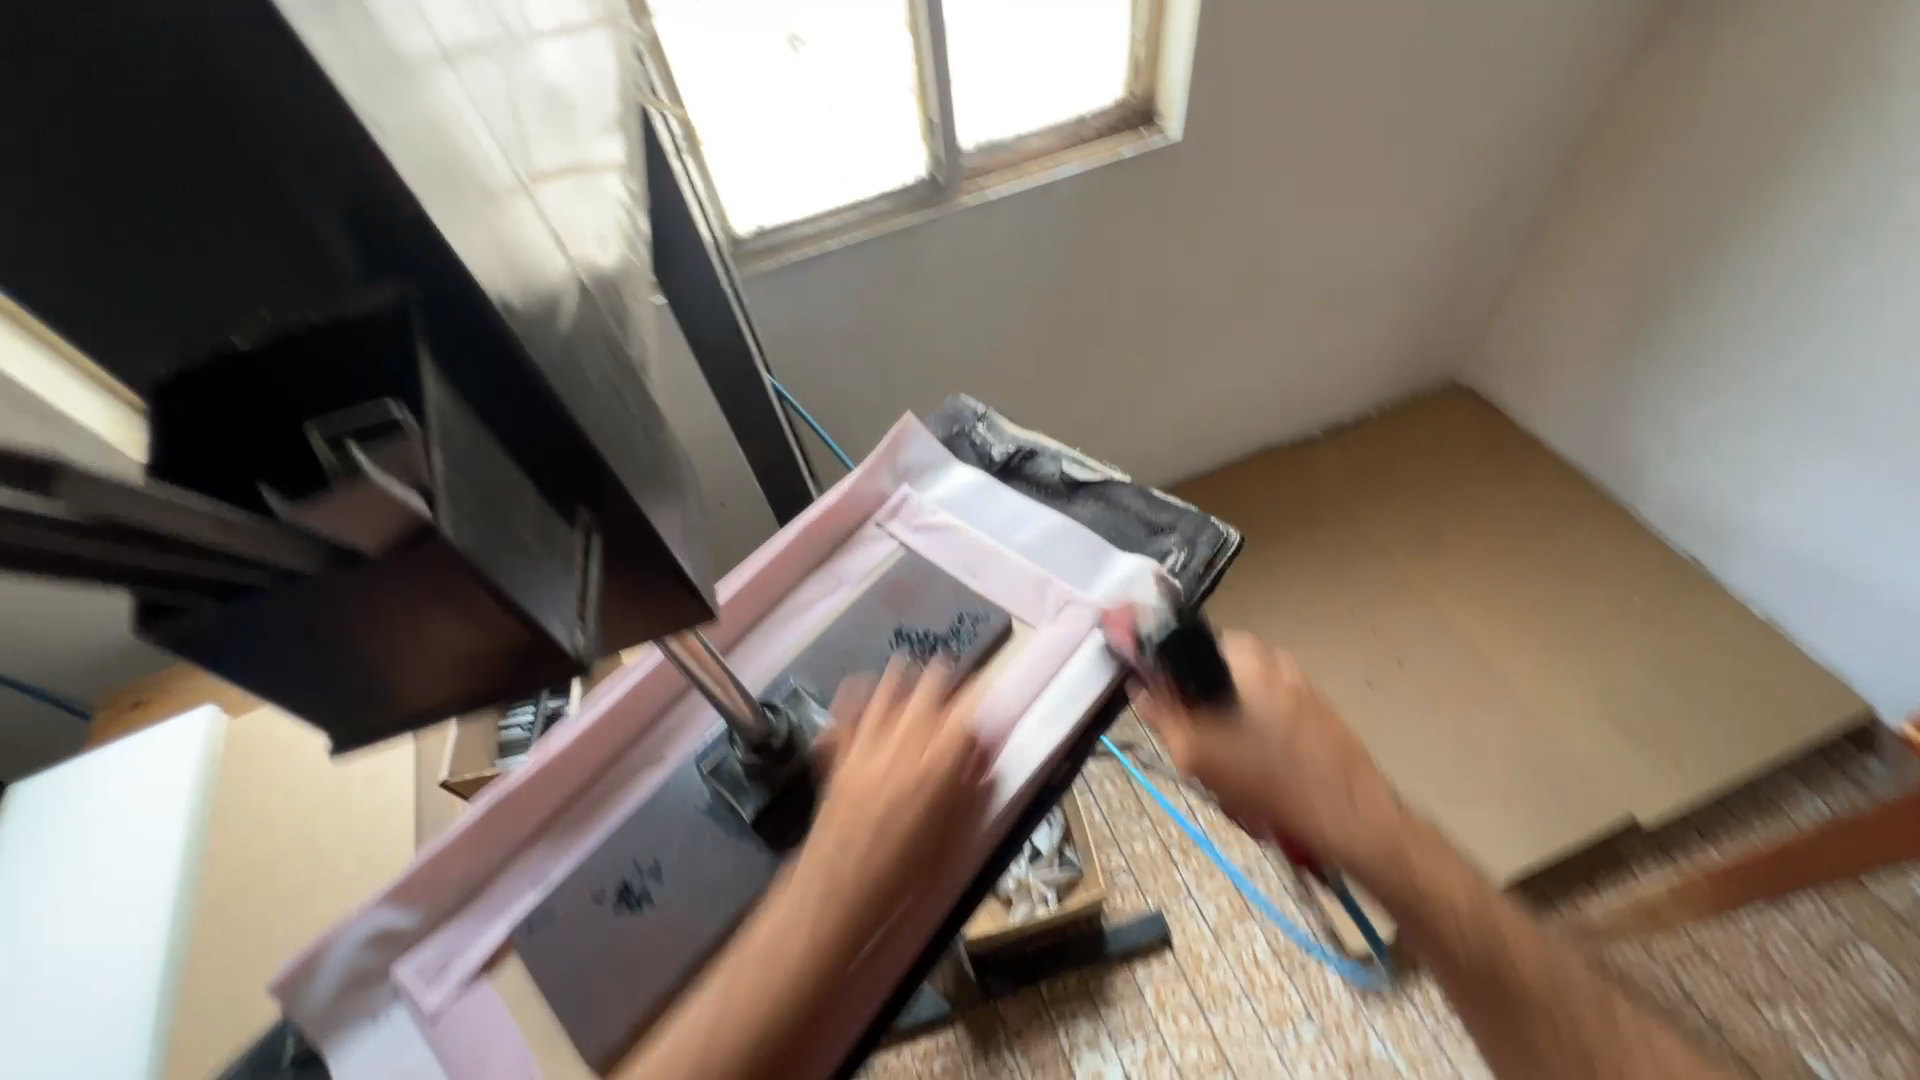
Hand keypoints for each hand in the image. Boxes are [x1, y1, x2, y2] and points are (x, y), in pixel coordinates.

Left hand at [792, 657, 991, 929]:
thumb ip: (972, 791)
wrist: (837, 897)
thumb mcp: (954, 842)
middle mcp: (903, 748)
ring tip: (917, 672)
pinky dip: (860, 692)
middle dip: (947, 679)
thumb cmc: (904, 878)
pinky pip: (848, 709)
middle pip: (929, 690)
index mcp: (938, 771)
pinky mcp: (838, 754)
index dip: (981, 696)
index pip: (966, 713)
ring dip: (907, 677)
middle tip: (955, 681)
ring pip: (889, 690)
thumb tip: (986, 752)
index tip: (987, 691)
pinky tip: (867, 685)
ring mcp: (866, 747)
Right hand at [1133, 630, 1400, 869]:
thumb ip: (1167, 717)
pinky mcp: (1326, 727)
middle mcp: (1286, 671)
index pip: (1207, 642)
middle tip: (1201, 747)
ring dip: (1234, 735)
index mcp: (1257, 665)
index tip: (1172, 700)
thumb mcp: (1205, 756)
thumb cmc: (1276, 785)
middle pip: (1228, 677)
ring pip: (1252, 705)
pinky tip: (1261, 785)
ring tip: (1231, 774)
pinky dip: (1261, 749)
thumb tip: (1139, 691)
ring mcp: (1311, 698)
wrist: (1357, 825)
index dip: (1183, 669)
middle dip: (1209, 710)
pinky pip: (1277, 727)